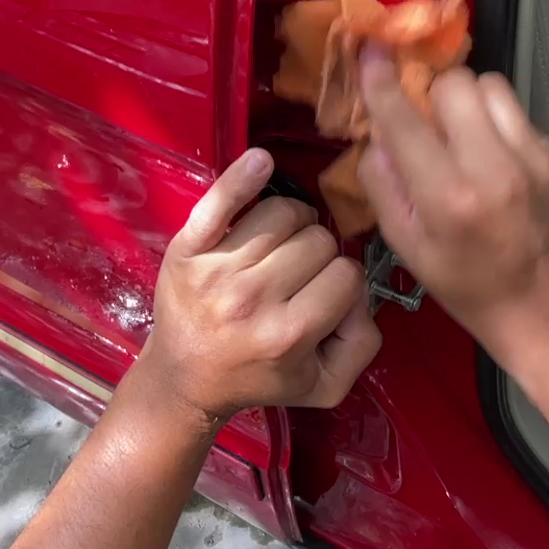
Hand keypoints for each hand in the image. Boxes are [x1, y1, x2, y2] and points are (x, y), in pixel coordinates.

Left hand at [136, 148, 381, 424]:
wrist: (185, 378)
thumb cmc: (257, 377)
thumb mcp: (325, 386)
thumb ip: (363, 343)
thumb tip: (361, 292)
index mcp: (288, 335)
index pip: (346, 274)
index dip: (343, 280)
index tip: (325, 293)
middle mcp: (252, 300)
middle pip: (317, 240)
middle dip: (319, 253)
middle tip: (300, 273)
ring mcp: (217, 270)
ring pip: (283, 214)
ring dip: (294, 221)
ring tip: (284, 242)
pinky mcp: (187, 249)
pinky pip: (221, 200)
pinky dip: (243, 176)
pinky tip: (262, 163)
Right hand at [355, 49, 548, 356]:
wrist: (542, 306)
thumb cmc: (464, 283)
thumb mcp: (407, 247)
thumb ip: (382, 186)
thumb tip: (377, 136)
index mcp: (448, 197)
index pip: (405, 120)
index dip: (382, 81)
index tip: (371, 51)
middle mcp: (493, 168)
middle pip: (456, 83)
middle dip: (433, 94)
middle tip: (430, 124)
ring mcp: (533, 158)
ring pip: (491, 85)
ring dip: (468, 101)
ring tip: (464, 135)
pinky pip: (516, 113)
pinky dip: (496, 125)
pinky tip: (496, 160)